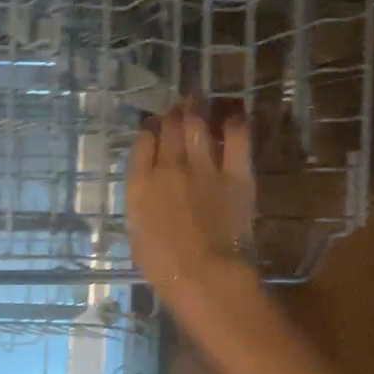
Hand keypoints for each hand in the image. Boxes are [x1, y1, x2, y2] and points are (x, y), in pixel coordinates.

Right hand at [126, 101, 254, 288]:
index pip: (142, 144)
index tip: (152, 126)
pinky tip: (234, 117)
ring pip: (198, 126)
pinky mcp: (235, 174)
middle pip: (170, 129)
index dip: (148, 130)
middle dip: (173, 114)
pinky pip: (236, 139)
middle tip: (178, 106)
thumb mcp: (137, 232)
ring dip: (197, 110)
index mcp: (140, 185)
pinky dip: (235, 124)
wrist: (202, 273)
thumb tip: (149, 192)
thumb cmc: (162, 265)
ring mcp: (202, 168)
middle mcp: (168, 168)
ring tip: (198, 101)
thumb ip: (142, 204)